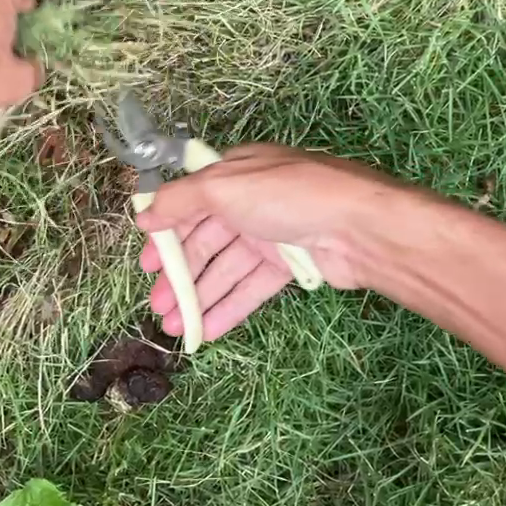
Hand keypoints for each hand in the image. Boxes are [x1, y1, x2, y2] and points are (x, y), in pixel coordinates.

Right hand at [135, 144, 423, 340]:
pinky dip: (229, 308)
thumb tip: (144, 216)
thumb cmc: (287, 196)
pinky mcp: (289, 264)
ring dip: (200, 297)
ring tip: (176, 327)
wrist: (360, 227)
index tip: (146, 265)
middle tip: (158, 306)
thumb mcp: (222, 186)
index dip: (165, 236)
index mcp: (233, 174)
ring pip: (226, 269)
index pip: (188, 205)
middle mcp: (249, 202)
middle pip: (205, 242)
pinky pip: (251, 287)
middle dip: (180, 276)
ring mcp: (271, 235)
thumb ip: (178, 201)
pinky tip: (208, 331)